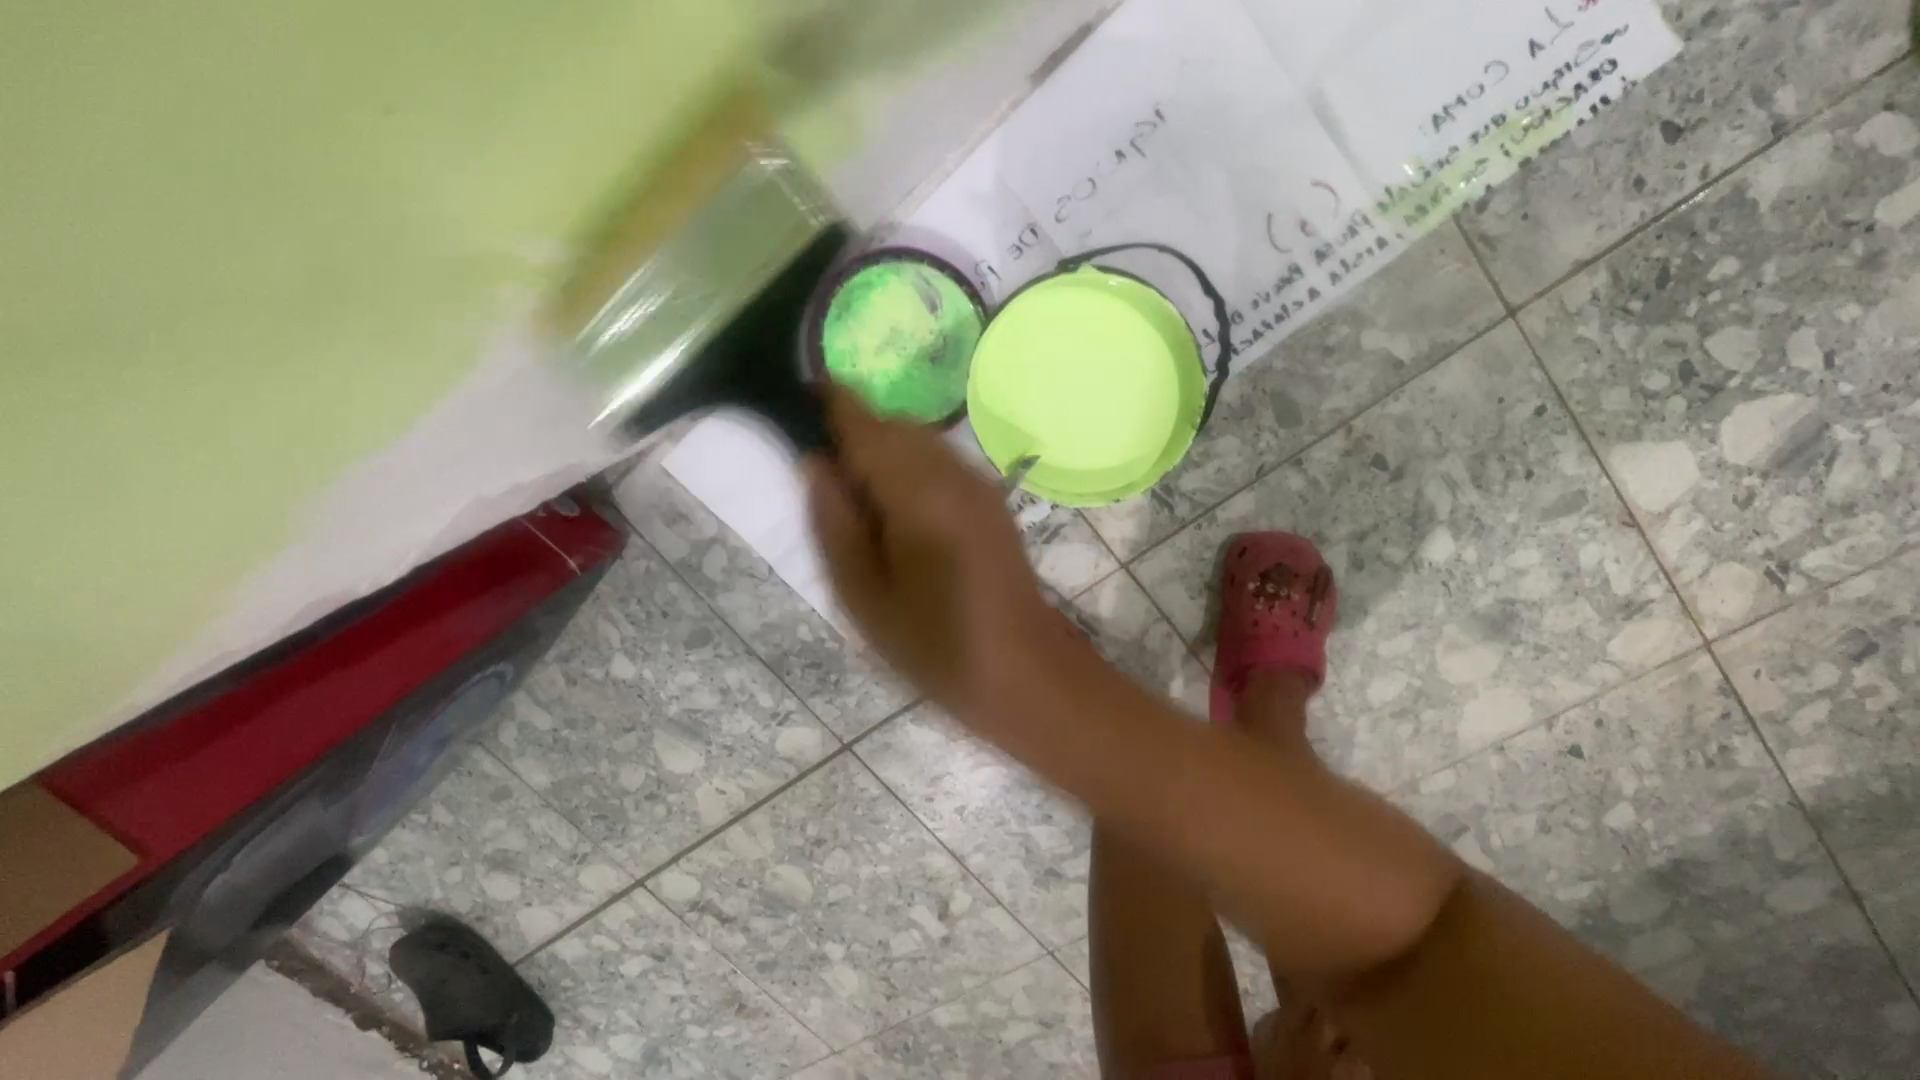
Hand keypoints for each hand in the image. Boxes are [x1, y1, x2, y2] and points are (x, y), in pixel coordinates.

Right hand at [804, 389, 1058, 714]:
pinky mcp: (992, 500)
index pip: (864, 420)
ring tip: (860, 506)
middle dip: (855, 433)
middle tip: (825, 482)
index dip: (828, 403)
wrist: (1024, 672)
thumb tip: (812, 461)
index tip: (795, 403)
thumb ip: (833, 521)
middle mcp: (952, 471)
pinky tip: (899, 516)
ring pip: (920, 440)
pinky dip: (912, 468)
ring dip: (885, 451)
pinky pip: (942, 462)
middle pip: (893, 424)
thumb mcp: (863, 594)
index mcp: (916, 490)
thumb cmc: (933, 645)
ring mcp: (979, 483)